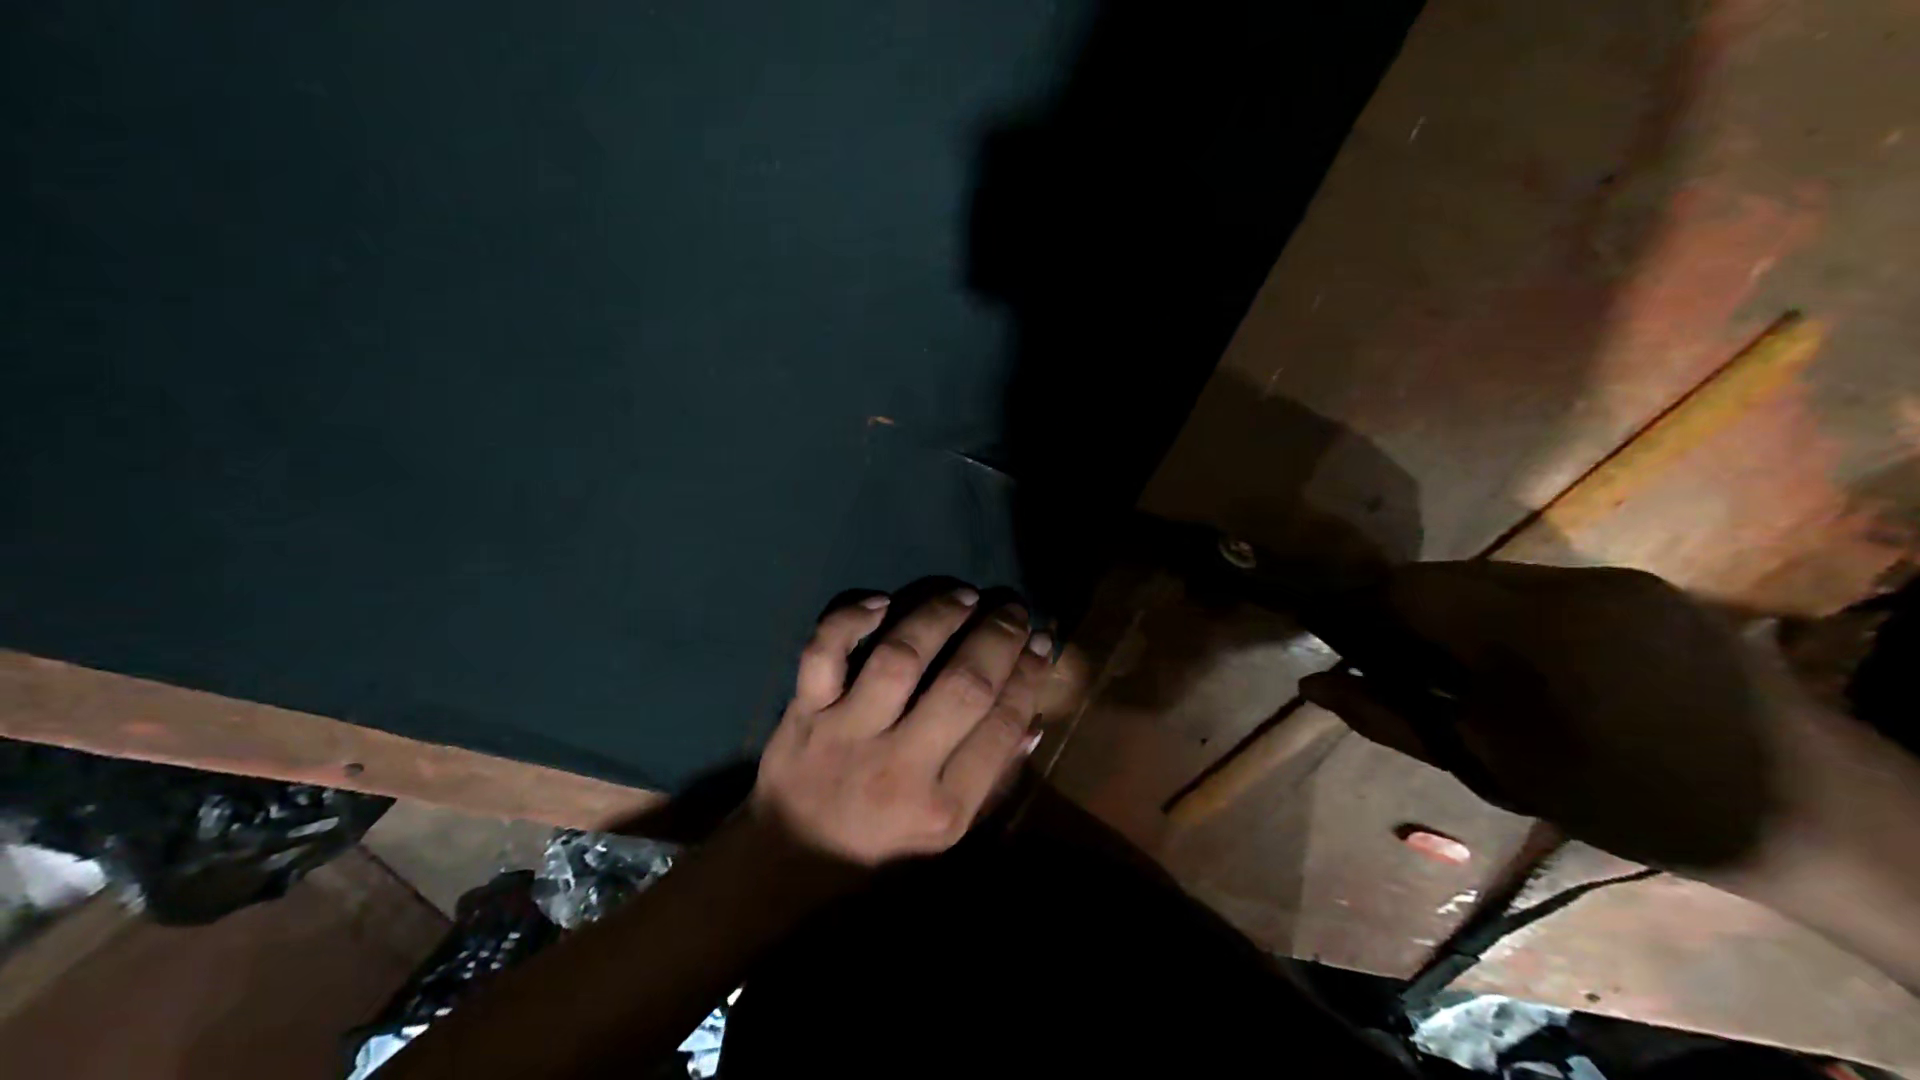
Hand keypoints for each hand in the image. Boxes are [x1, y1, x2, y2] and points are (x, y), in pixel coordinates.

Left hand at [752, 587, 1052, 865]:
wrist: (793, 856)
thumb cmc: (882, 845)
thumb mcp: (949, 833)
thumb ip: (993, 779)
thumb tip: (1032, 720)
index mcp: (943, 806)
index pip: (1001, 725)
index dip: (1029, 676)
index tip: (1042, 644)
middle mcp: (898, 768)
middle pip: (962, 686)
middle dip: (997, 640)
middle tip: (1014, 611)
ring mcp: (847, 735)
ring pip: (900, 658)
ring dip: (939, 618)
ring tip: (967, 596)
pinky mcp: (805, 712)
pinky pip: (823, 654)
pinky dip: (849, 620)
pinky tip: (882, 601)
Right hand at [1300, 562, 1775, 870]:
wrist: (1809, 813)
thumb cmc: (1627, 799)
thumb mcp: (1491, 767)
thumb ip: (1391, 719)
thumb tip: (1314, 684)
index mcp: (1531, 629)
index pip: (1407, 587)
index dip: (1363, 608)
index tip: (1348, 644)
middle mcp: (1572, 583)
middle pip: (1448, 576)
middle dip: (1413, 614)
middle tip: (1407, 667)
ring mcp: (1615, 579)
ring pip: (1493, 578)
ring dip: (1462, 614)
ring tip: (1470, 670)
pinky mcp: (1645, 586)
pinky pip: (1544, 588)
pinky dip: (1511, 615)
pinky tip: (1529, 662)